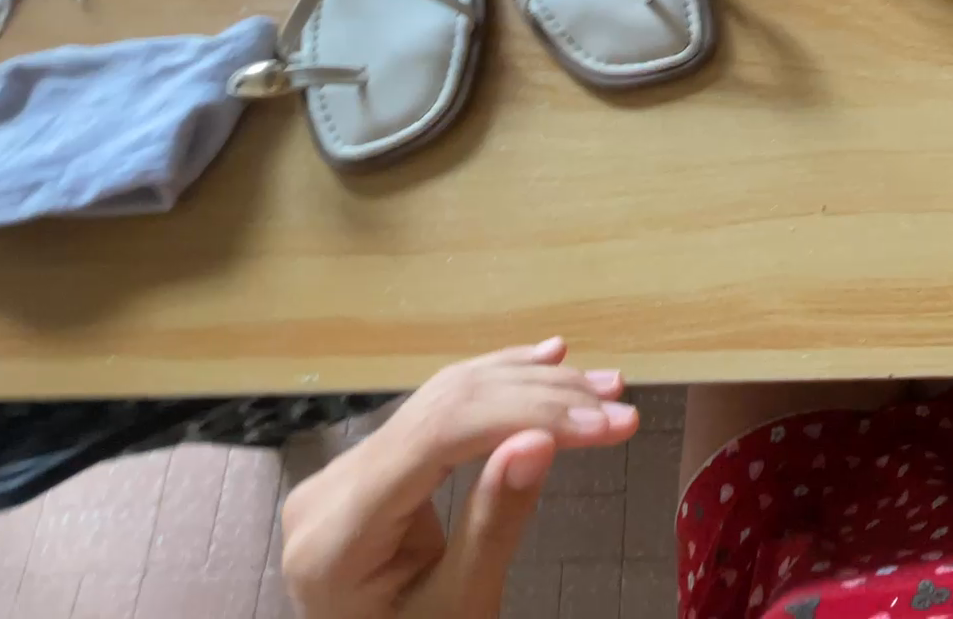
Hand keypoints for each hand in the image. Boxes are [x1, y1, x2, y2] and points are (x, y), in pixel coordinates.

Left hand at [280, 338, 637, 618]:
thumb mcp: (457, 612)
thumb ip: (493, 525)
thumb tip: (541, 440)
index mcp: (336, 532)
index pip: (441, 433)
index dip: (528, 414)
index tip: (604, 423)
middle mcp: (334, 482)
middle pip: (450, 405)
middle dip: (543, 399)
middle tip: (619, 407)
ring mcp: (352, 466)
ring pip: (453, 394)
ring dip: (536, 386)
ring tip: (605, 388)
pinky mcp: (377, 459)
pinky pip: (445, 404)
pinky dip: (504, 382)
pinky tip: (548, 359)